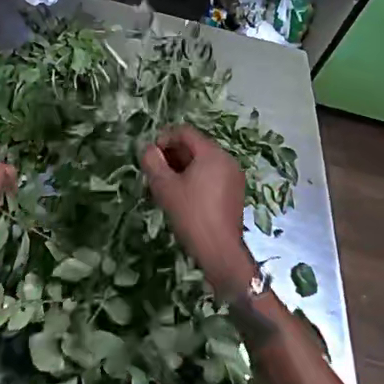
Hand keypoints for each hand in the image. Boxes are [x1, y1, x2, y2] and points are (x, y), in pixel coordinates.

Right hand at [139, 125, 256, 298]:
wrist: (220, 250)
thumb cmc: (191, 214)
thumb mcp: (166, 187)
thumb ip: (153, 162)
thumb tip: (148, 149)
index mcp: (212, 153)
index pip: (186, 132)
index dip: (165, 138)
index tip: (150, 154)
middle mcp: (227, 160)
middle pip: (196, 146)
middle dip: (172, 154)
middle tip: (154, 170)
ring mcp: (234, 177)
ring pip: (203, 163)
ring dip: (182, 168)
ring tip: (165, 184)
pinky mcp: (235, 193)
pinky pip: (212, 176)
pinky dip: (195, 179)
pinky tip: (182, 196)